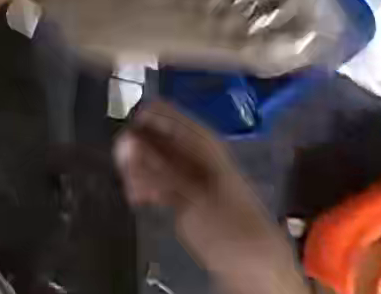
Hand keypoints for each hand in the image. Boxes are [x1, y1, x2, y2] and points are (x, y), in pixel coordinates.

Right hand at [116, 101, 309, 293]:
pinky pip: (164, 180)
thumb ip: (156, 168)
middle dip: (137, 150)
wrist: (260, 269)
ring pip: (158, 158)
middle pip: (157, 134)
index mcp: (200, 139)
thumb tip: (124, 138)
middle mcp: (197, 150)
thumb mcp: (189, 197)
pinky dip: (150, 187)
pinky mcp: (192, 195)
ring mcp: (195, 172)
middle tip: (124, 173)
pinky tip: (140, 199)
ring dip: (141, 171)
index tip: (120, 145)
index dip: (138, 121)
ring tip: (132, 192)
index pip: (161, 111)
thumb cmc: (228, 228)